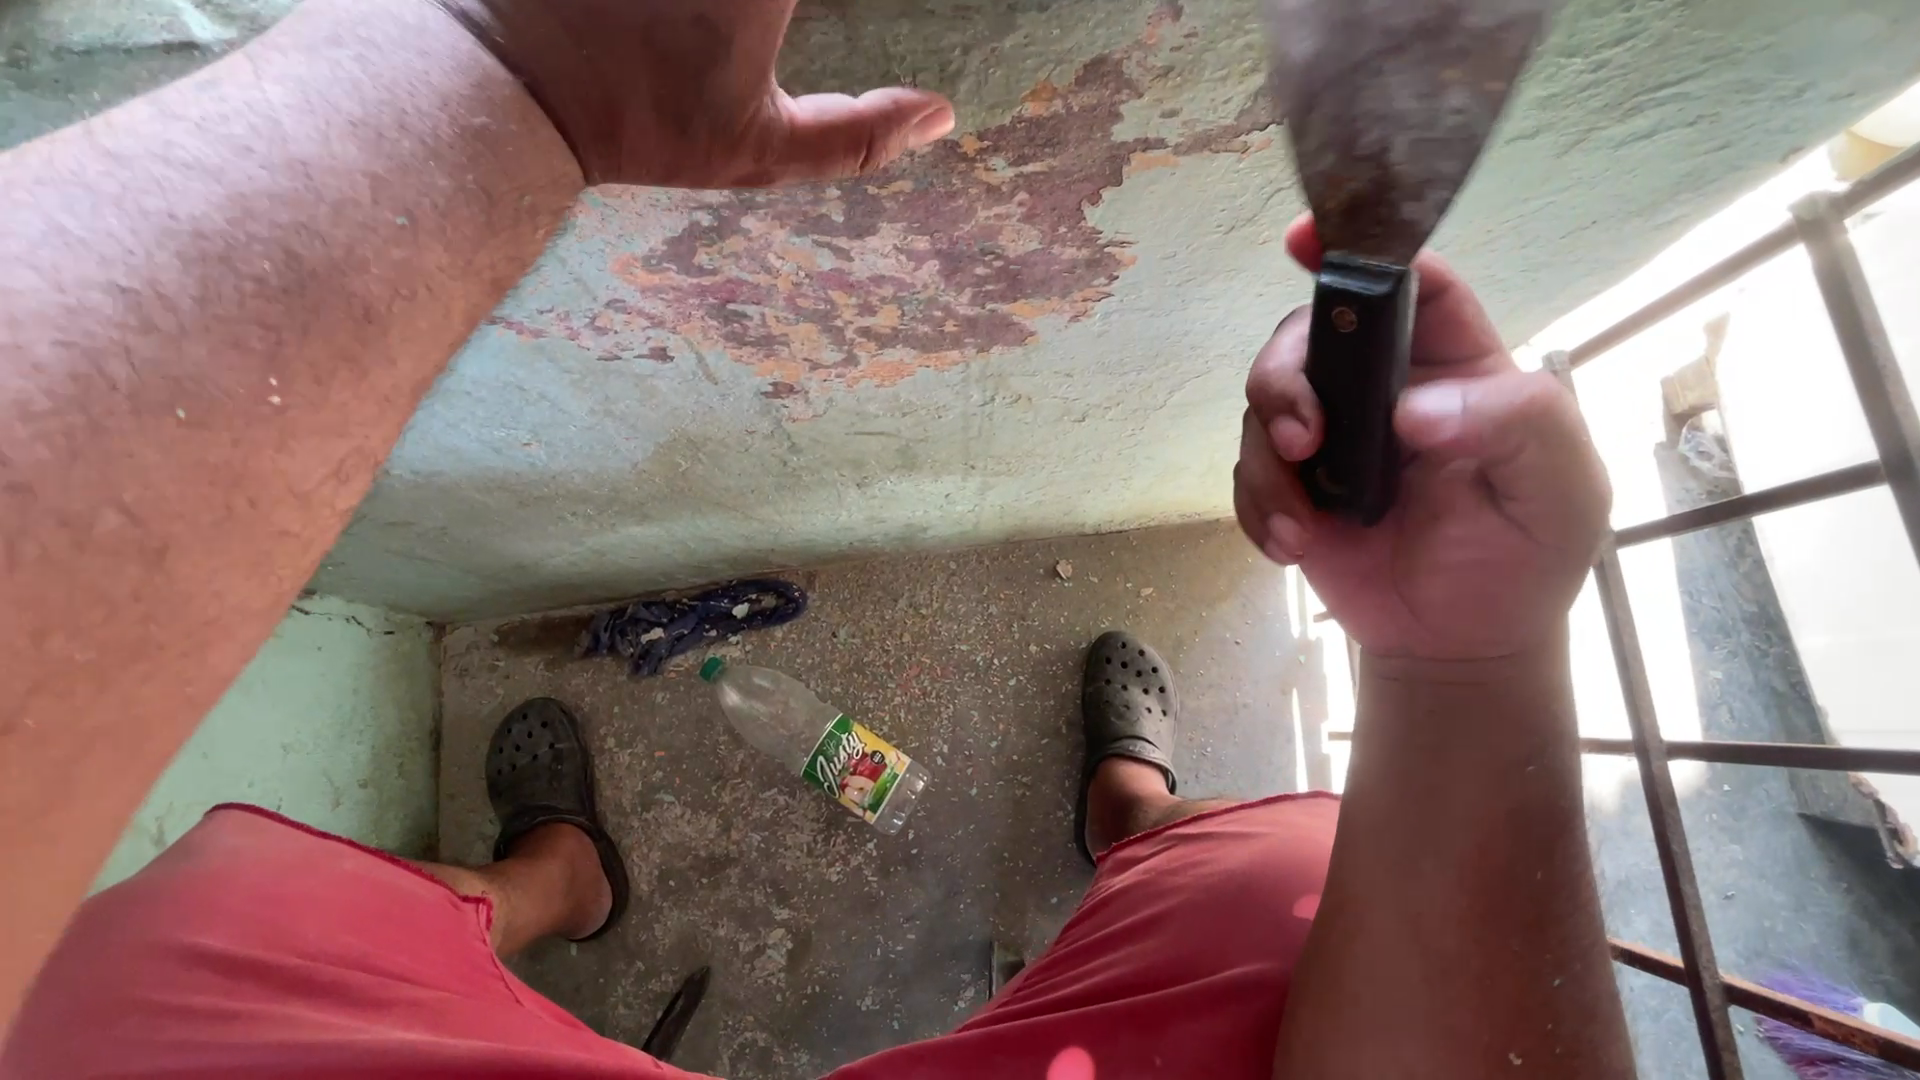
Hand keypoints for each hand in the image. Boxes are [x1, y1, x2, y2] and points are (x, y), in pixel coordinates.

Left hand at [427, 0, 954, 186]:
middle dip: (795, 5)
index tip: (816, 25)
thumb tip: (942, 116)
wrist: (507, 77)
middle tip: (768, 32)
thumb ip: (861, 137)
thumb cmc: (646, 124)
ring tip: (724, 27)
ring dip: (761, 4)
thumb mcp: (765, 152)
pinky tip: (702, 17)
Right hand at [1235, 215, 1610, 661]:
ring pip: (1260, 411)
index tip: (1305, 241)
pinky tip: (1290, 548)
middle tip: (1303, 442)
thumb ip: (1514, 425)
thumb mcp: (1559, 490)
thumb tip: (1412, 410)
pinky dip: (1255, 510)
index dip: (1360, 256)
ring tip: (1300, 528)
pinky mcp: (1289, 490)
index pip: (1411, 289)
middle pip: (1303, 343)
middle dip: (1283, 383)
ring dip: (1267, 466)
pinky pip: (1245, 477)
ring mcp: (1326, 441)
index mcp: (1450, 368)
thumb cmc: (1522, 558)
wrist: (1455, 641)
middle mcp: (1376, 391)